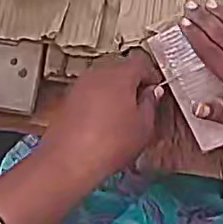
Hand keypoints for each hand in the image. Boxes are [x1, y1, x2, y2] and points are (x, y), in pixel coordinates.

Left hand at [35, 49, 164, 177]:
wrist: (68, 161)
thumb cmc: (111, 143)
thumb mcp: (143, 127)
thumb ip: (150, 104)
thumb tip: (152, 92)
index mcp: (120, 74)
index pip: (141, 63)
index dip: (152, 75)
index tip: (156, 90)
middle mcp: (97, 73)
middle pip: (119, 69)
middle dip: (131, 82)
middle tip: (141, 103)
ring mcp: (79, 85)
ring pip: (102, 80)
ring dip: (113, 92)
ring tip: (121, 116)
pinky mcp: (66, 99)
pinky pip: (88, 93)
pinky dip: (97, 101)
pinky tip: (101, 123)